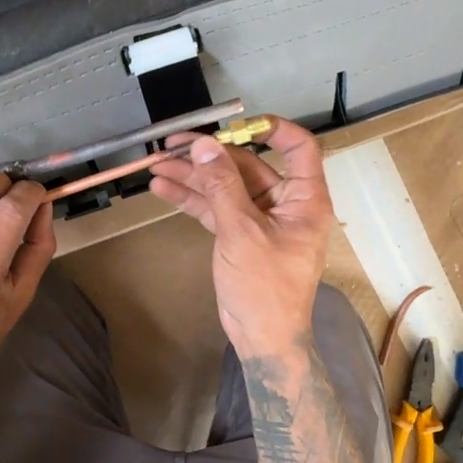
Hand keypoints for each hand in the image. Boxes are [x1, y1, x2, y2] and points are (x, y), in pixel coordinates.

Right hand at [149, 117, 332, 353]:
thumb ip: (222, 185)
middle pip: (248, 165)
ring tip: (158, 163)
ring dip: (194, 176)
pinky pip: (217, 209)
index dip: (272, 129)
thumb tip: (205, 145)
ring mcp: (261, 220)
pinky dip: (193, 199)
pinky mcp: (240, 236)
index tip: (235, 123)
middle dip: (210, 156)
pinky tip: (163, 188)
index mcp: (304, 199)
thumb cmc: (265, 287)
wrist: (263, 339)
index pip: (299, 148)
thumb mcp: (242, 232)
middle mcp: (285, 204)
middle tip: (173, 145)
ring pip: (226, 187)